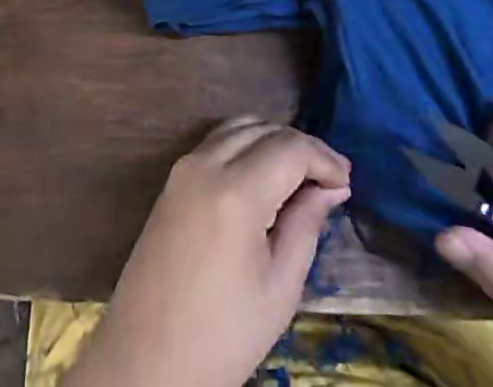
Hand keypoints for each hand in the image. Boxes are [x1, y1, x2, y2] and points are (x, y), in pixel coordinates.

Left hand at [65, 117, 351, 386]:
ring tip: (301, 177)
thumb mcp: (280, 287)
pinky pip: (216, 143)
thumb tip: (332, 187)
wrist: (145, 363)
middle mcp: (204, 166)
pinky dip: (246, 146)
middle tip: (330, 181)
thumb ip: (307, 224)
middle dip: (303, 148)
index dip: (325, 159)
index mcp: (235, 191)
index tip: (347, 183)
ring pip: (238, 128)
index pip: (291, 148)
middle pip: (265, 130)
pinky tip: (265, 177)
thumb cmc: (223, 334)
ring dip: (273, 141)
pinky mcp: (170, 183)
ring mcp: (182, 170)